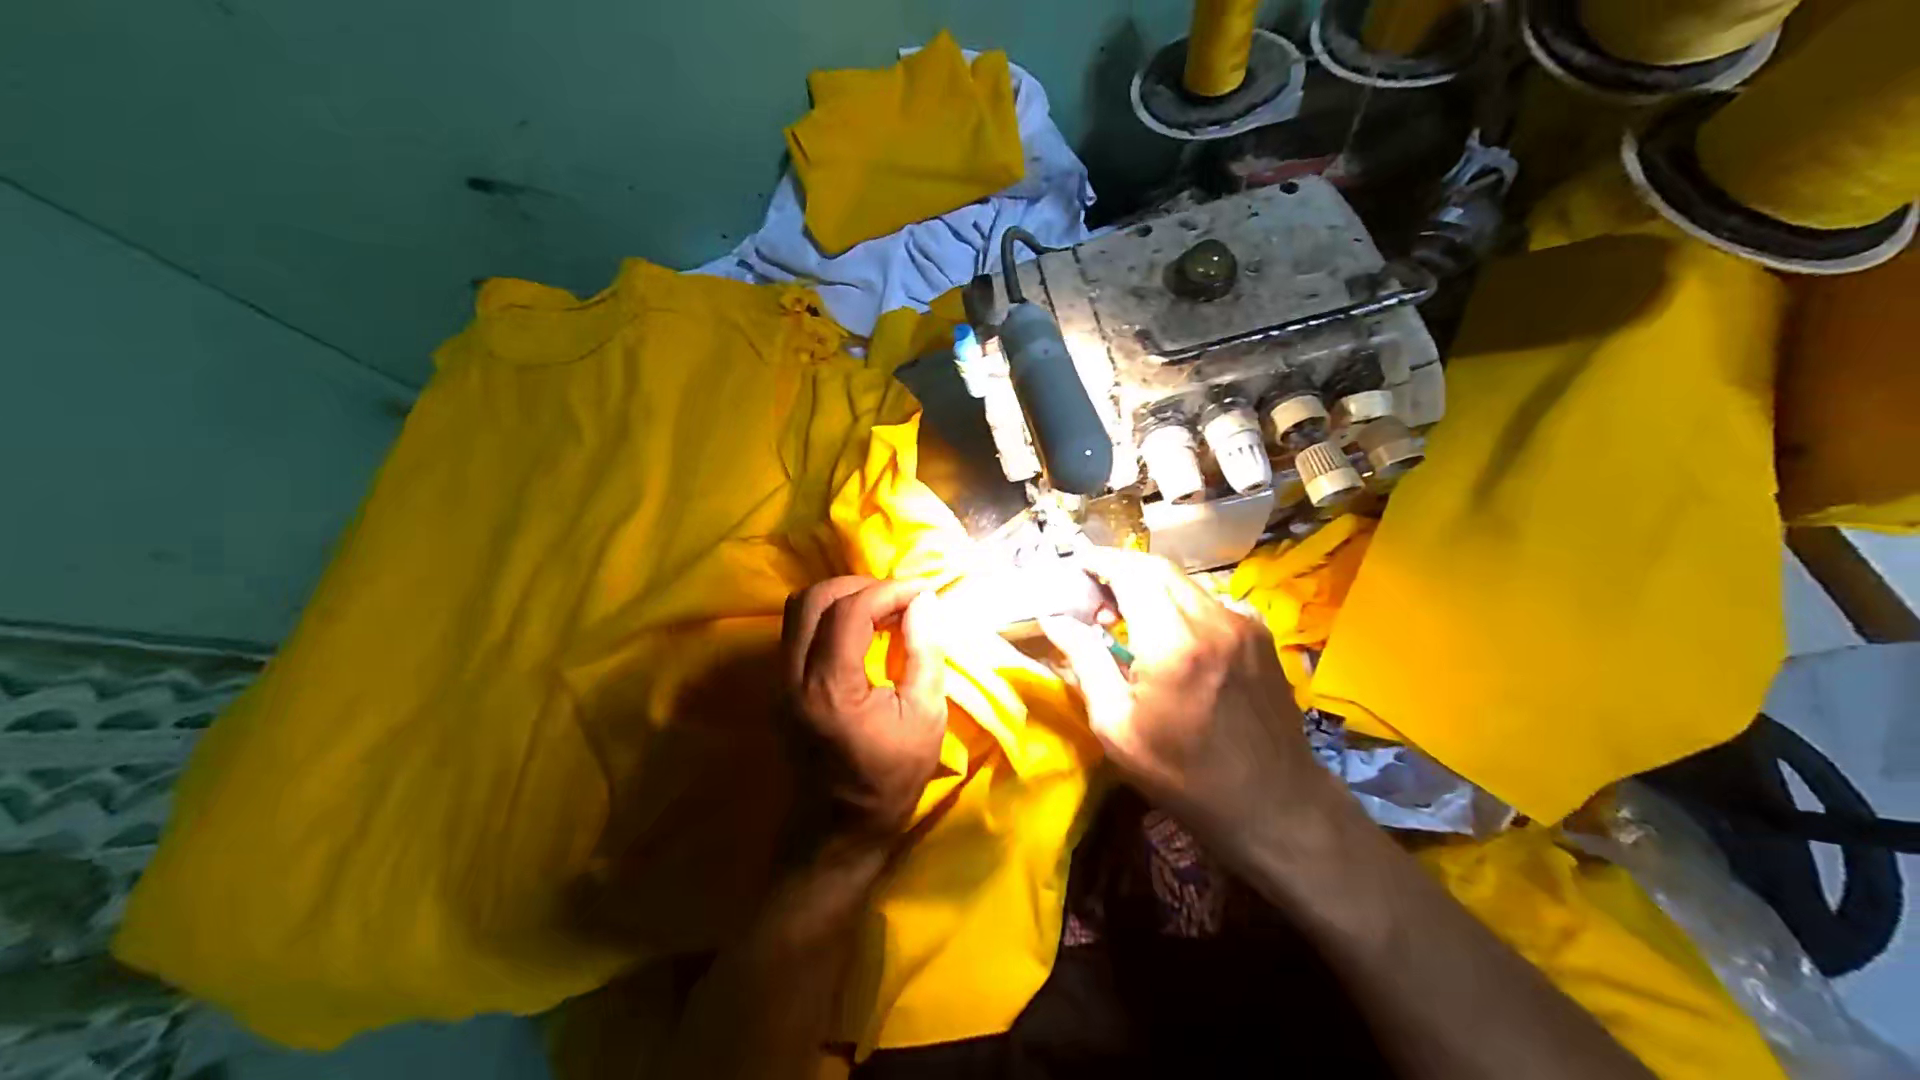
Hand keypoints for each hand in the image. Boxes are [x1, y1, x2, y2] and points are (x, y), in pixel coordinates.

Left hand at [782, 577, 946, 846]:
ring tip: (879, 609)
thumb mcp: (926, 717)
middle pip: (812, 599)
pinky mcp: (779, 687)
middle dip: (859, 586)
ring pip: (797, 610)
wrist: (839, 828)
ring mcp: (779, 682)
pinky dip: (828, 616)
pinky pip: (797, 630)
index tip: (922, 591)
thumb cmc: (891, 777)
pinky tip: (859, 629)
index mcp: (831, 688)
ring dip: (840, 597)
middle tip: (897, 597)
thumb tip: (923, 602)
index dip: (889, 591)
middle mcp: (793, 677)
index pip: (850, 611)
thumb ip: (924, 653)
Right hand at [1042, 548, 1330, 862]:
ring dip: (1151, 586)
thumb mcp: (1116, 726)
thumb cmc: (1182, 773)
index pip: (1130, 572)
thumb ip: (1085, 660)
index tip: (1077, 567)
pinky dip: (1182, 603)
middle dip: (1122, 570)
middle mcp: (1212, 619)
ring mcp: (1243, 624)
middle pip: (1159, 569)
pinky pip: (1212, 601)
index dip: (1099, 562)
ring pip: (1186, 583)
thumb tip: (1054, 617)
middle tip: (1095, 594)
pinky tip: (1172, 633)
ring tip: (1127, 615)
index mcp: (1172, 641)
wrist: (1272, 803)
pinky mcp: (1260, 635)